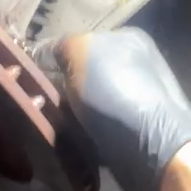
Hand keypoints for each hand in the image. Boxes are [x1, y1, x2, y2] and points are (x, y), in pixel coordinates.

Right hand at [49, 28, 190, 190]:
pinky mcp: (132, 135)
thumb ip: (59, 46)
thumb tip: (42, 56)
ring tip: (53, 128)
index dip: (54, 59)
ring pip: (85, 106)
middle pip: (81, 76)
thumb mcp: (81, 51)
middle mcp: (135, 67)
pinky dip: (82, 139)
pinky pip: (95, 132)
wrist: (156, 150)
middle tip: (41, 106)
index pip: (79, 43)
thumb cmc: (118, 93)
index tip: (34, 79)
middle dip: (61, 92)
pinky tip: (71, 144)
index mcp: (126, 40)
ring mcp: (136, 102)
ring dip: (68, 118)